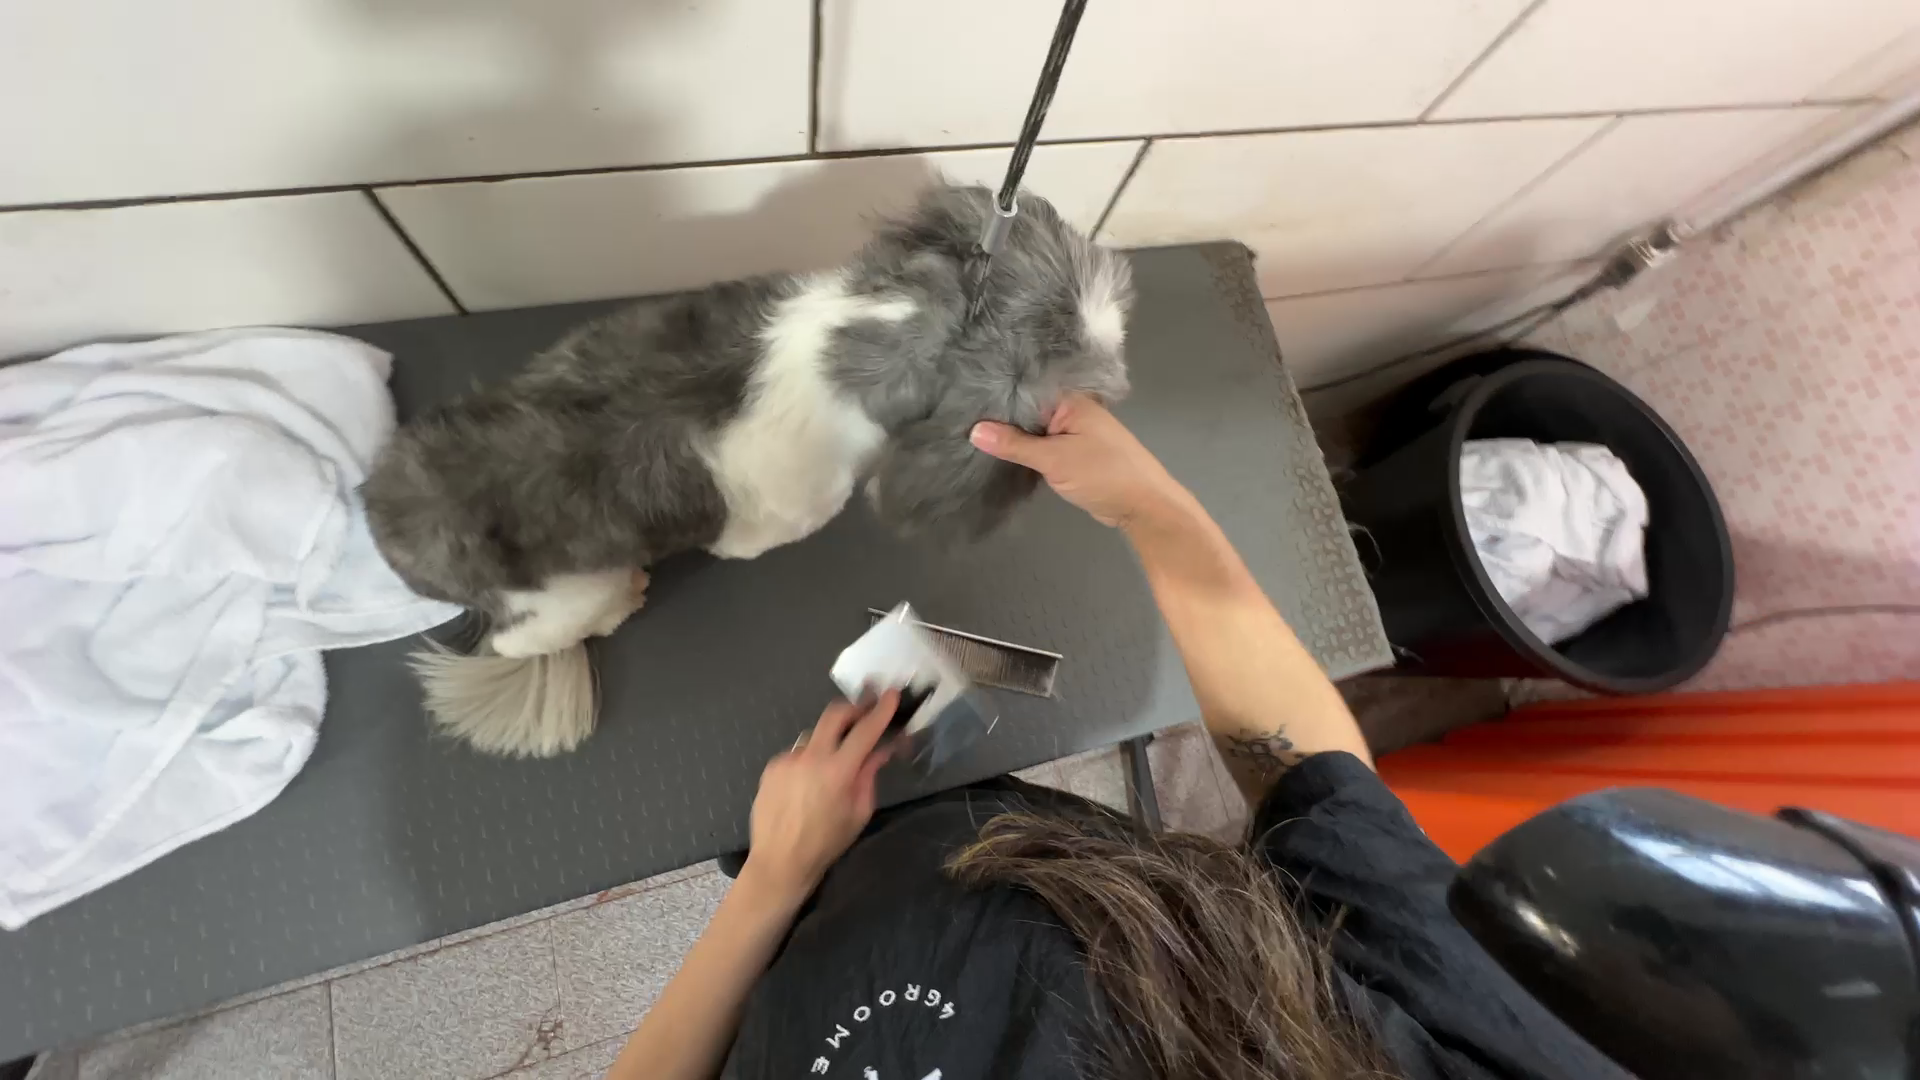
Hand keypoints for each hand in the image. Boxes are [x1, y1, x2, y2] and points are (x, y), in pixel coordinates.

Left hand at [741, 692, 898, 901]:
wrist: (779, 862)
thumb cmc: (827, 842)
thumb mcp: (859, 811)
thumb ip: (869, 775)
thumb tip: (880, 750)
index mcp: (837, 771)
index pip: (865, 731)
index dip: (881, 710)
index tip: (891, 695)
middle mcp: (811, 757)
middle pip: (834, 714)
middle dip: (853, 708)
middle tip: (864, 712)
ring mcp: (788, 759)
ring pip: (814, 736)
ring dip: (829, 742)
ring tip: (832, 766)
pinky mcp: (772, 767)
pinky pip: (798, 754)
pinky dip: (809, 761)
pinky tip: (808, 784)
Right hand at [970, 395, 1191, 529]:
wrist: (1143, 506)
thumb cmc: (1103, 474)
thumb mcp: (1054, 459)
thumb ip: (1014, 444)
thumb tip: (974, 431)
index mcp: (1070, 400)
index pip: (1025, 389)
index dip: (996, 393)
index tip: (962, 391)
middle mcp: (1071, 410)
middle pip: (1027, 409)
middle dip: (999, 415)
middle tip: (957, 413)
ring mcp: (1073, 432)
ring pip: (1034, 430)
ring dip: (1011, 435)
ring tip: (967, 429)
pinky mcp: (1073, 453)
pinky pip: (1041, 446)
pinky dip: (1024, 450)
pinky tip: (998, 451)